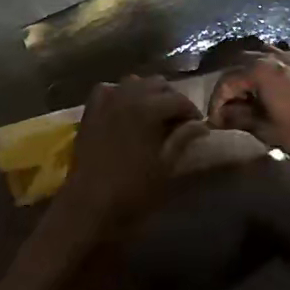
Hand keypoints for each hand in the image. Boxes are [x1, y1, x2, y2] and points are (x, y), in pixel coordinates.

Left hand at [55, 76, 201, 235]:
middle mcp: (127, 96)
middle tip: (179, 120)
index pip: (178, 100)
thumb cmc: (132, 191)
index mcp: (148, 109)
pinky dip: (119, 95)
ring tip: (154, 114)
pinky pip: (108, 91)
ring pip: (133, 83)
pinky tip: (124, 110)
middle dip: (171, 99)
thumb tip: (200, 126)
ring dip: (147, 93)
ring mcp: (106, 102)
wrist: (89, 206)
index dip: (192, 112)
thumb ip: (181, 140)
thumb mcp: (164, 167)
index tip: (199, 126)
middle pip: (157, 85)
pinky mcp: (90, 112)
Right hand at [208, 49, 289, 164]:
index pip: (225, 82)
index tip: (215, 122)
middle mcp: (270, 57)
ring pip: (257, 55)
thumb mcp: (265, 129)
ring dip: (246, 72)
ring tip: (244, 94)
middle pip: (238, 65)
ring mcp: (288, 58)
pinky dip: (271, 64)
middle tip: (226, 110)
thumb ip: (239, 118)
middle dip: (228, 86)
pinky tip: (272, 77)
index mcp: (258, 71)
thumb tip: (218, 118)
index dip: (216, 102)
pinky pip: (280, 57)